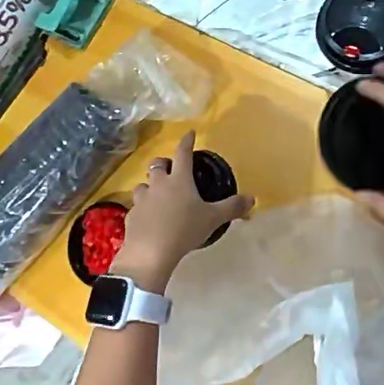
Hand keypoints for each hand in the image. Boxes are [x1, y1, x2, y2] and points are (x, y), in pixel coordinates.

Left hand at [109, 133, 251, 288]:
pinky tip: (148, 218)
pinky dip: (143, 208)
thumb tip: (251, 199)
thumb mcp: (213, 219)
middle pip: (157, 164)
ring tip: (157, 194)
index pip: (183, 153)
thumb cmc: (185, 229)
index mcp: (179, 180)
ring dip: (149, 185)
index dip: (186, 141)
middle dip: (164, 163)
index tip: (189, 133)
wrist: (151, 251)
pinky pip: (137, 206)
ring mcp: (142, 199)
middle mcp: (158, 184)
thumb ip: (232, 207)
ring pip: (143, 184)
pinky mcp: (132, 214)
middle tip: (170, 168)